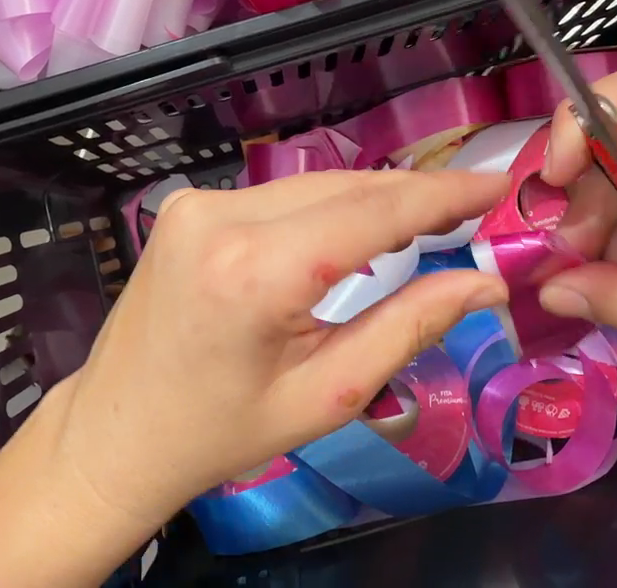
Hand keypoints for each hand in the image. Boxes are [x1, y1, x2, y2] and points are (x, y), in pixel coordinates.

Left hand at [40, 170, 509, 526]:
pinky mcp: (188, 205)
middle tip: (475, 210)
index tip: (497, 185)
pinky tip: (357, 230)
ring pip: (313, 186)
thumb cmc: (221, 431)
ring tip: (429, 224)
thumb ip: (408, 327)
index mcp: (256, 271)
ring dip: (371, 201)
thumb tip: (485, 284)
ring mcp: (197, 202)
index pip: (373, 212)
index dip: (443, 195)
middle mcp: (221, 216)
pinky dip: (326, 207)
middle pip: (345, 189)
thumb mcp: (325, 395)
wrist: (118, 429)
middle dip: (414, 197)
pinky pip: (279, 195)